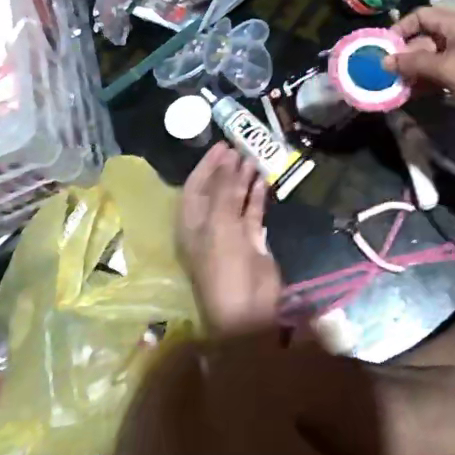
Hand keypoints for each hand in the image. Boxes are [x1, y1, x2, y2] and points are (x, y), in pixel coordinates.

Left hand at [177, 145, 280, 334]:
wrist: (247, 310)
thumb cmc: (224, 265)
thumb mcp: (218, 224)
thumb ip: (224, 189)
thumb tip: (230, 157)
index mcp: (191, 225)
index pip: (195, 186)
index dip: (207, 165)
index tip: (222, 145)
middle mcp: (207, 227)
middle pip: (215, 191)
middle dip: (227, 169)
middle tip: (242, 147)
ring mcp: (230, 235)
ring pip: (235, 200)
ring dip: (243, 179)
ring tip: (255, 157)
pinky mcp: (251, 242)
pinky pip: (252, 212)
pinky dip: (257, 196)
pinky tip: (264, 180)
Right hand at [387, 6, 454, 112]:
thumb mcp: (445, 70)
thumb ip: (413, 64)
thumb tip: (385, 60)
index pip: (421, 15)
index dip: (401, 29)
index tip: (386, 49)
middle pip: (426, 35)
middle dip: (407, 54)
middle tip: (391, 73)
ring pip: (435, 54)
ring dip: (418, 69)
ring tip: (402, 86)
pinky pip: (446, 67)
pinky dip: (432, 76)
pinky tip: (420, 92)